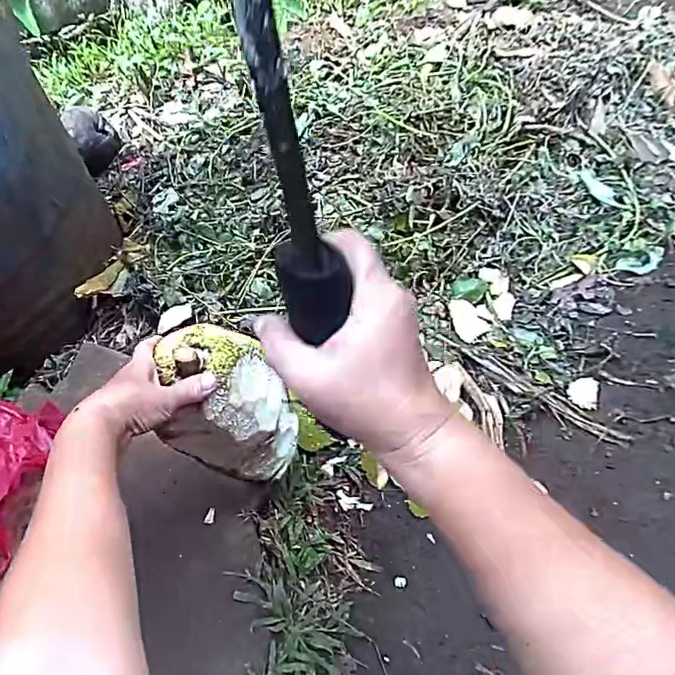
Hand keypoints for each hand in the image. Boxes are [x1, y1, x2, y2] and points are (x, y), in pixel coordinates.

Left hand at [69, 336, 216, 441]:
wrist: (98, 429)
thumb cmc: (129, 405)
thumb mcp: (165, 398)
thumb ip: (189, 390)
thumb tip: (213, 379)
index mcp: (138, 366)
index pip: (148, 346)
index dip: (158, 342)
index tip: (169, 340)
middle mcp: (127, 377)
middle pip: (145, 368)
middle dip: (162, 369)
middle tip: (180, 372)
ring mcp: (119, 396)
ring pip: (140, 388)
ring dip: (154, 391)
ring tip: (173, 396)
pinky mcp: (116, 414)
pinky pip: (136, 407)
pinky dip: (148, 409)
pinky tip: (158, 417)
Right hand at [256, 231, 455, 463]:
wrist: (412, 433)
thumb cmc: (364, 402)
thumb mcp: (307, 375)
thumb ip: (277, 343)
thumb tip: (263, 321)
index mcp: (377, 295)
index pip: (354, 242)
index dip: (324, 241)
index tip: (300, 261)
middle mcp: (395, 296)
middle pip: (355, 265)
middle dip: (325, 275)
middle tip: (298, 301)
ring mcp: (402, 313)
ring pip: (362, 287)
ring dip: (337, 296)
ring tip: (310, 322)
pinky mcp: (402, 330)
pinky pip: (371, 305)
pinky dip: (350, 311)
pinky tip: (330, 338)